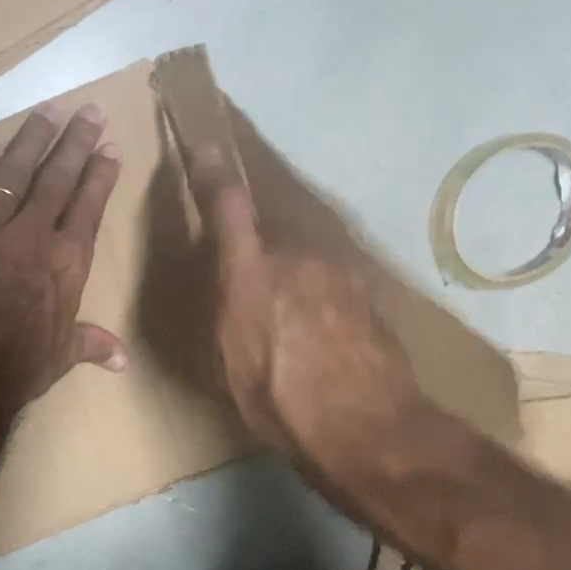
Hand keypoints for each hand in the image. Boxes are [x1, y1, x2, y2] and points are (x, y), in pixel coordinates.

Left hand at [0, 103, 127, 410]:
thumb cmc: (15, 369)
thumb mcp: (59, 357)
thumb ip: (89, 344)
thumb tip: (121, 359)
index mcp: (66, 261)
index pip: (88, 205)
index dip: (99, 173)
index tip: (108, 148)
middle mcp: (31, 235)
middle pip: (56, 177)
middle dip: (75, 141)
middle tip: (88, 111)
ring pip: (13, 174)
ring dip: (31, 140)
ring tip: (46, 113)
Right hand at [189, 146, 430, 480]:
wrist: (365, 427)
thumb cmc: (274, 399)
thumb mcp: (220, 360)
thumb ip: (215, 306)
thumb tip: (214, 277)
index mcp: (248, 270)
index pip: (226, 203)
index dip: (211, 170)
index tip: (204, 142)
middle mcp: (295, 254)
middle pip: (266, 229)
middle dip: (250, 241)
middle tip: (240, 277)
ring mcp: (337, 268)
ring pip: (300, 252)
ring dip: (285, 269)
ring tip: (279, 313)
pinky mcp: (366, 289)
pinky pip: (326, 275)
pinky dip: (313, 289)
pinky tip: (313, 328)